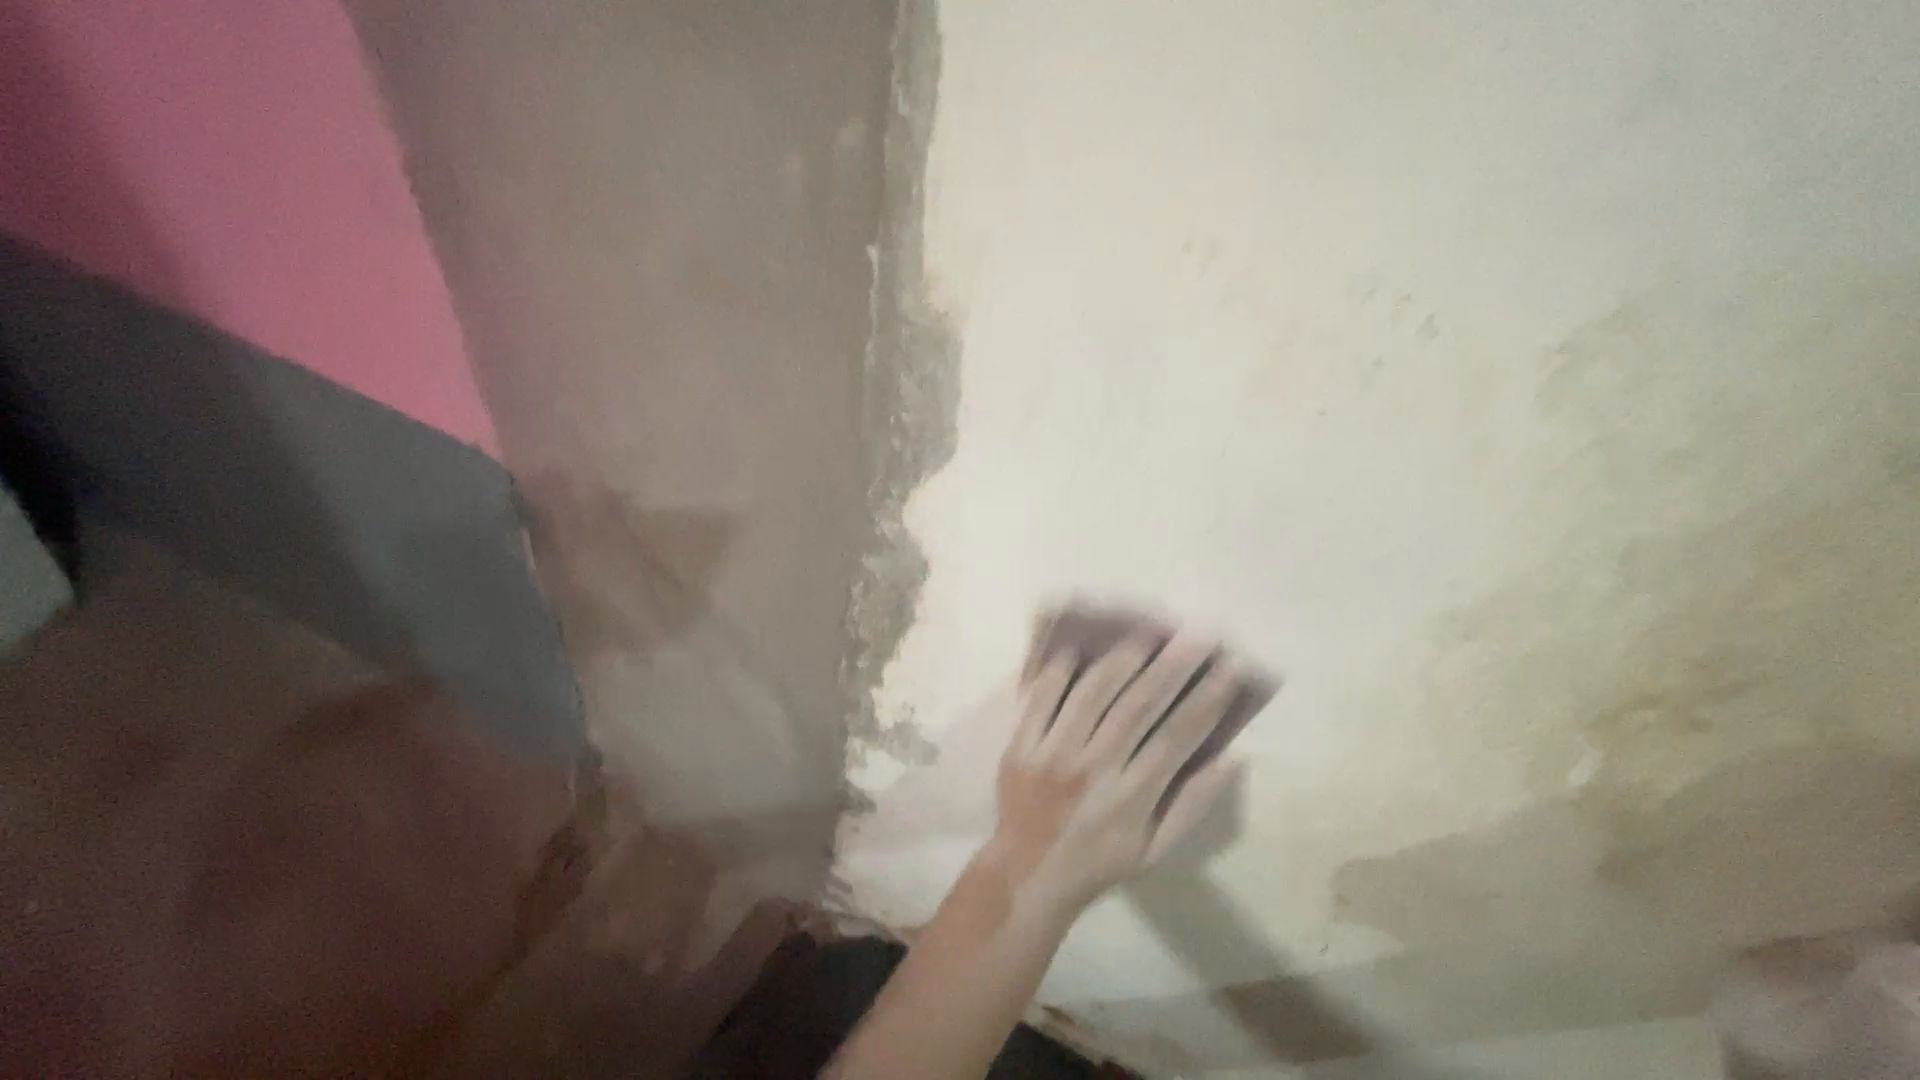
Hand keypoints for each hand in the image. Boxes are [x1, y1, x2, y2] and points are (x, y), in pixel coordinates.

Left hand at [983, 631, 1247, 916]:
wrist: (1029, 874)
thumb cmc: (1101, 861)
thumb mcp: (1156, 848)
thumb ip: (1193, 804)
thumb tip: (1234, 759)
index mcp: (1132, 796)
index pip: (1178, 736)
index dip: (1208, 699)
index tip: (1230, 667)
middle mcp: (1094, 768)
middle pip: (1138, 706)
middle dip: (1173, 667)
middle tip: (1198, 635)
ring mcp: (1053, 753)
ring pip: (1092, 694)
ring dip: (1123, 659)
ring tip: (1149, 631)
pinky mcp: (1021, 745)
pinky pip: (1041, 698)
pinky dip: (1060, 669)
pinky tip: (1081, 644)